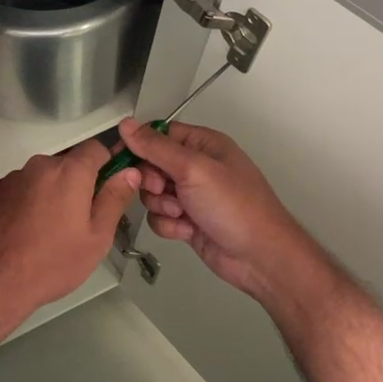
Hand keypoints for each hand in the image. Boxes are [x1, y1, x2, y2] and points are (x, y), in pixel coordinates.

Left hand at [0, 140, 140, 330]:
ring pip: (45, 178)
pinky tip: (29, 233)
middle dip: (80, 184)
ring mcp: (14, 178)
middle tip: (83, 221)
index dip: (108, 164)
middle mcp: (39, 166)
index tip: (111, 189)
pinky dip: (32, 202)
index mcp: (68, 172)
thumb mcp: (96, 238)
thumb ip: (114, 199)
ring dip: (55, 194)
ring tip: (54, 232)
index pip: (96, 147)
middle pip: (69, 164)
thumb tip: (130, 172)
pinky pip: (25, 189)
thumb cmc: (52, 263)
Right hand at [115, 118, 316, 302]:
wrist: (259, 257)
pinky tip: (187, 230)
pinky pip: (159, 217)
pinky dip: (168, 225)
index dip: (138, 145)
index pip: (158, 134)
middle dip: (151, 181)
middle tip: (164, 189)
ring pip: (151, 193)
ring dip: (160, 206)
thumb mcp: (193, 169)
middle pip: (150, 165)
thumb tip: (127, 124)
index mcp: (203, 144)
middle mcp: (197, 167)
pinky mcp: (187, 220)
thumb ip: (155, 146)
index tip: (123, 157)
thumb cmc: (237, 207)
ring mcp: (192, 195)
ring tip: (182, 213)